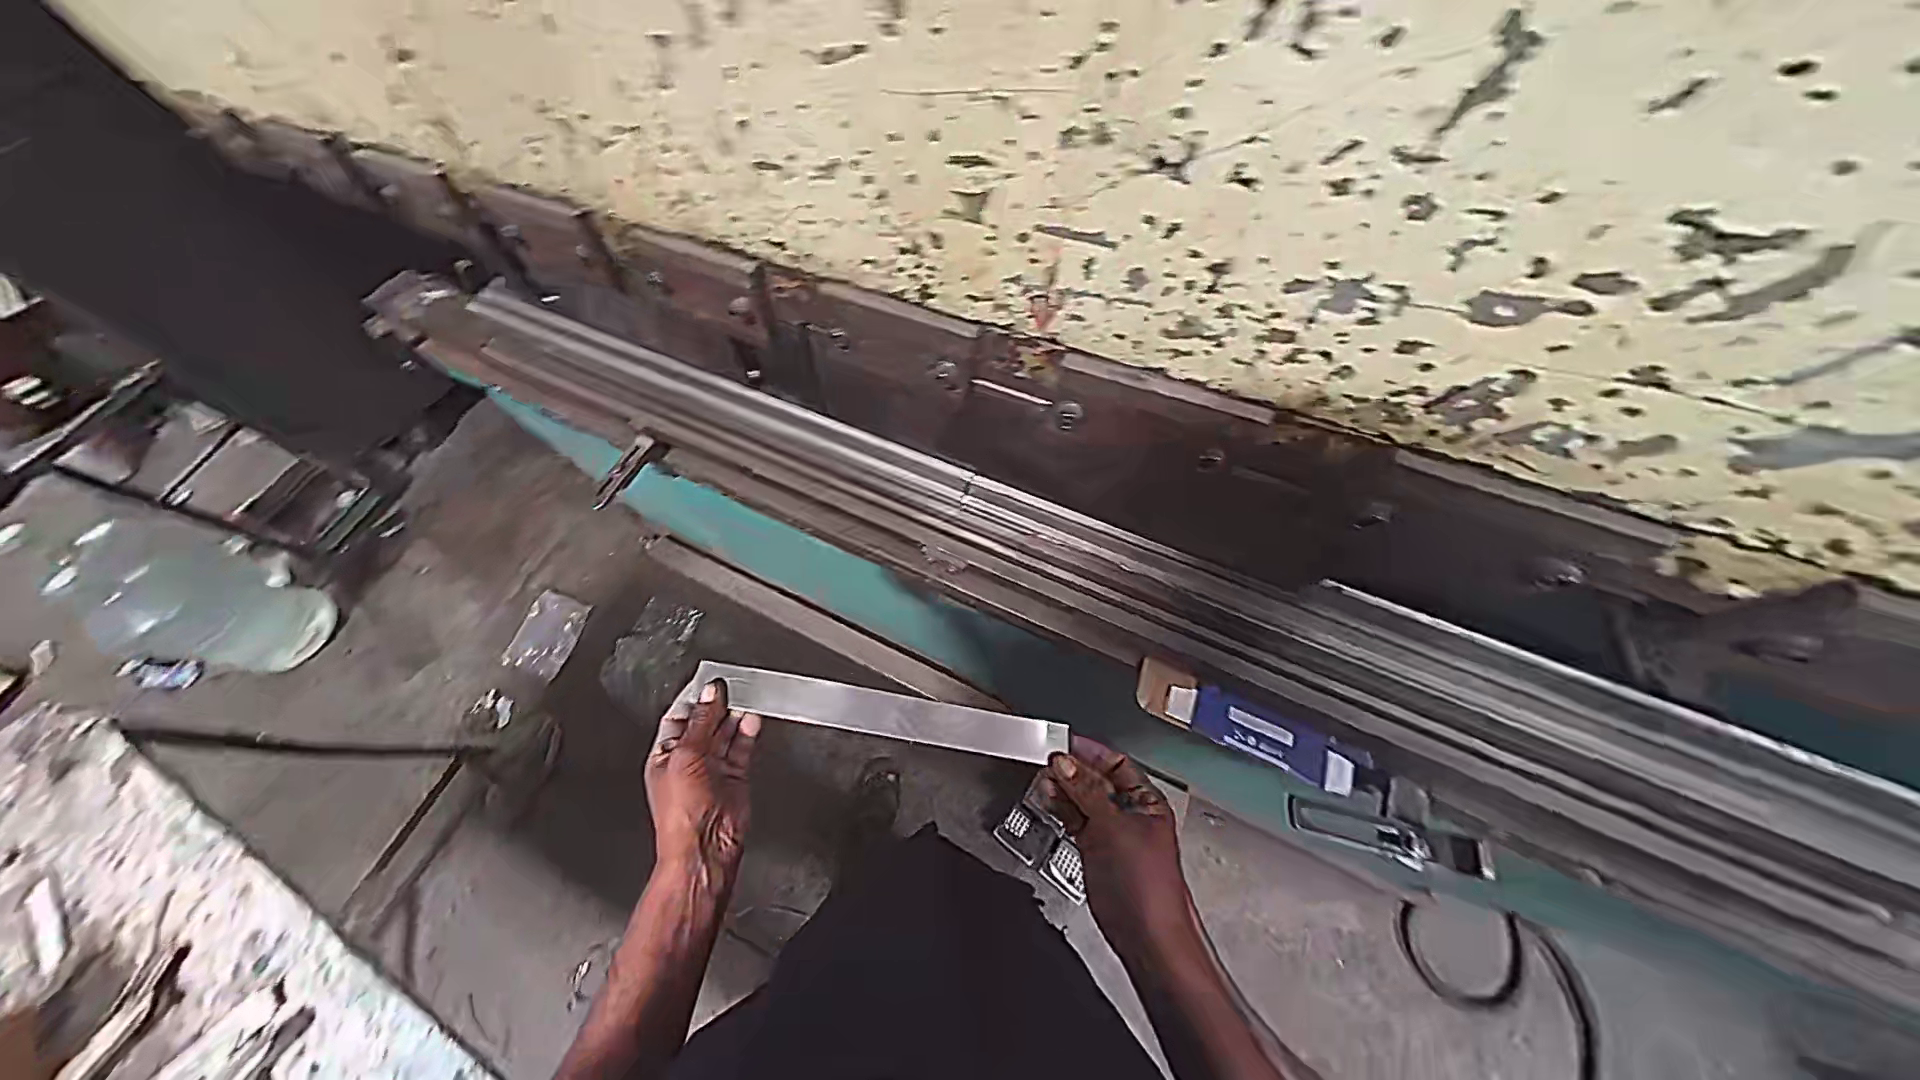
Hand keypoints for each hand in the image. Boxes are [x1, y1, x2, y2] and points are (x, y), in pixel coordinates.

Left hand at [647, 679, 760, 876]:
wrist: (705, 846)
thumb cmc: (681, 815)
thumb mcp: (685, 756)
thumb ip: (702, 722)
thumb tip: (710, 694)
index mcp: (665, 755)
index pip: (680, 716)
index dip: (695, 698)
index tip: (709, 682)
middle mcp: (689, 760)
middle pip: (706, 722)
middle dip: (717, 704)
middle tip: (731, 687)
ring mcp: (713, 768)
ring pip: (726, 732)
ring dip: (735, 716)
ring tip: (746, 698)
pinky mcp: (735, 775)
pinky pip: (743, 746)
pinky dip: (749, 731)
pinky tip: (753, 719)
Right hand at [1041, 734, 1191, 954]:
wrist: (1147, 937)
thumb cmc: (1149, 888)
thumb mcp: (1114, 826)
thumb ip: (1087, 791)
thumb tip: (1066, 763)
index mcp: (1146, 801)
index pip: (1116, 763)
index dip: (1091, 751)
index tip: (1065, 743)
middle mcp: (1130, 813)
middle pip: (1097, 780)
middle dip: (1073, 769)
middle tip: (1049, 759)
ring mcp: (1112, 832)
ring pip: (1083, 799)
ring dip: (1064, 787)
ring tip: (1045, 776)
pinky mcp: (1096, 849)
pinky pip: (1075, 819)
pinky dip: (1061, 808)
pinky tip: (1049, 798)